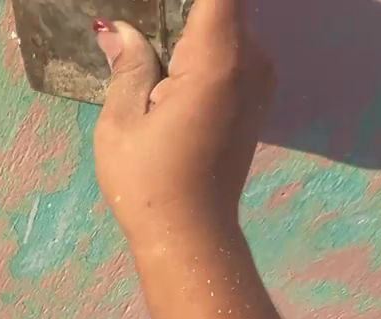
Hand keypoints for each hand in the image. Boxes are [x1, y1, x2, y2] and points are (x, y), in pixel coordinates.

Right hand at [92, 0, 275, 246]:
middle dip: (180, 15)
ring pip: (227, 29)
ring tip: (149, 63)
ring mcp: (261, 78)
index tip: (153, 9)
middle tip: (140, 37)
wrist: (189, 234)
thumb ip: (127, 67)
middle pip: (222, 8)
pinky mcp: (257, 98)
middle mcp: (253, 57)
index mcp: (218, 57)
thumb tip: (119, 29)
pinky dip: (203, 55)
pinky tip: (169, 84)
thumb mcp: (120, 125)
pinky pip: (232, 55)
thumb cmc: (147, 183)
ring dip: (191, 36)